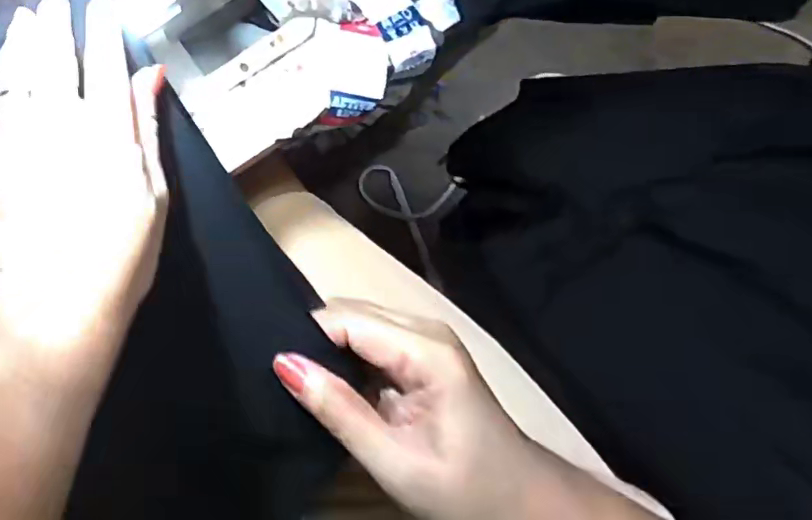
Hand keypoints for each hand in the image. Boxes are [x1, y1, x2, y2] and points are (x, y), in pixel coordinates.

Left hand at [0, 0, 167, 369]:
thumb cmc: (119, 261)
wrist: (50, 317)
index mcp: (106, 131)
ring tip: (26, 16)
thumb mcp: (154, 196)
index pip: (104, 59)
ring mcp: (20, 141)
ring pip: (18, 74)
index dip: (102, 25)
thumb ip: (146, 127)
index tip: (101, 1)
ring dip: (22, 41)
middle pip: (55, 57)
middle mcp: (60, 124)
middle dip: (56, 21)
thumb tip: (150, 73)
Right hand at [275, 300, 654, 519]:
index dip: (306, 339)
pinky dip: (347, 354)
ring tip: (314, 385)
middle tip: (293, 383)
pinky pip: (368, 334)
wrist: (532, 509)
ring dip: (330, 348)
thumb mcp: (396, 465)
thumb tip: (283, 363)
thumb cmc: (469, 496)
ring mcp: (424, 333)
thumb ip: (339, 411)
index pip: (343, 319)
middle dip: (315, 340)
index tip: (279, 371)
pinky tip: (342, 386)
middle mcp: (423, 326)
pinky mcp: (421, 346)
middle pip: (347, 312)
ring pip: (354, 320)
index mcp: (424, 349)